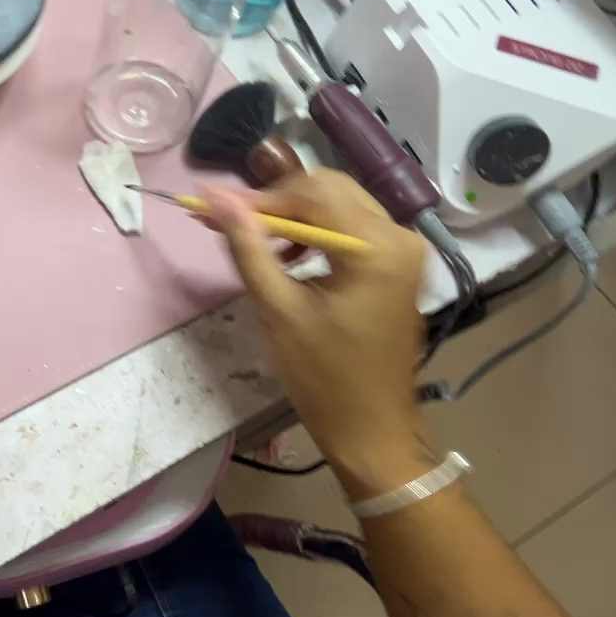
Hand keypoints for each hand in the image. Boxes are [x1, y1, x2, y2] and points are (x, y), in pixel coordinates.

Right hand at [203, 171, 432, 490]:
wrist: (369, 425)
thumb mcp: (277, 309)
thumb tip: (215, 199)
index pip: (311, 194)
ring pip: (338, 206)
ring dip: (293, 218)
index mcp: (376, 247)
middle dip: (275, 204)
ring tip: (254, 244)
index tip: (211, 211)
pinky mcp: (396, 265)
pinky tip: (288, 258)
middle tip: (230, 226)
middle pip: (328, 191)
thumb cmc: (321, 375)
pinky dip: (315, 235)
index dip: (257, 200)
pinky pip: (350, 229)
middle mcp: (399, 236)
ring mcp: (403, 250)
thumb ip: (247, 247)